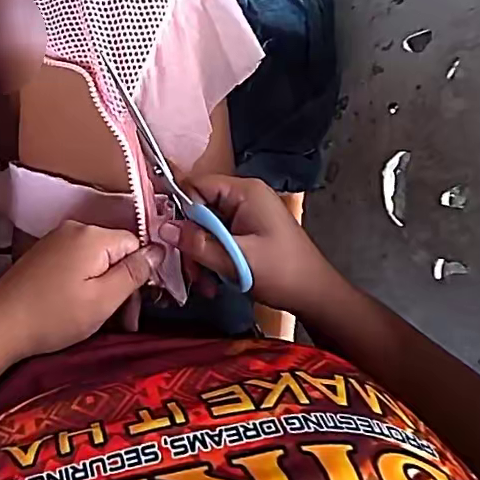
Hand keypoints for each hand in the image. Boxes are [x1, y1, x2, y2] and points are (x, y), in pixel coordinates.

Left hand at [0, 221, 158, 358]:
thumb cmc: (53, 316)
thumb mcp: (104, 299)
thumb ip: (135, 272)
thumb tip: (158, 250)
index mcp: (93, 236)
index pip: (136, 243)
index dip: (142, 273)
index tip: (137, 305)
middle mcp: (75, 229)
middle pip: (118, 250)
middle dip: (124, 283)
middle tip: (124, 320)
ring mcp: (58, 239)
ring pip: (100, 259)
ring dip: (107, 286)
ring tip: (103, 319)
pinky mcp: (46, 253)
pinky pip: (80, 262)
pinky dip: (88, 283)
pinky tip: (83, 307)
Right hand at [163, 175, 347, 314]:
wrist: (315, 294)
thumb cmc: (285, 273)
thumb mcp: (236, 259)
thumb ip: (199, 244)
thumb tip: (164, 228)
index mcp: (246, 193)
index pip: (196, 186)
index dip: (179, 210)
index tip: (168, 236)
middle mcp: (246, 197)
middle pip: (199, 209)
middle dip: (191, 241)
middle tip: (191, 271)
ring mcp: (247, 214)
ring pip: (206, 228)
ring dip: (201, 255)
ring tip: (205, 282)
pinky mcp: (248, 231)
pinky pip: (219, 238)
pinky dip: (213, 259)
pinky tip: (214, 281)